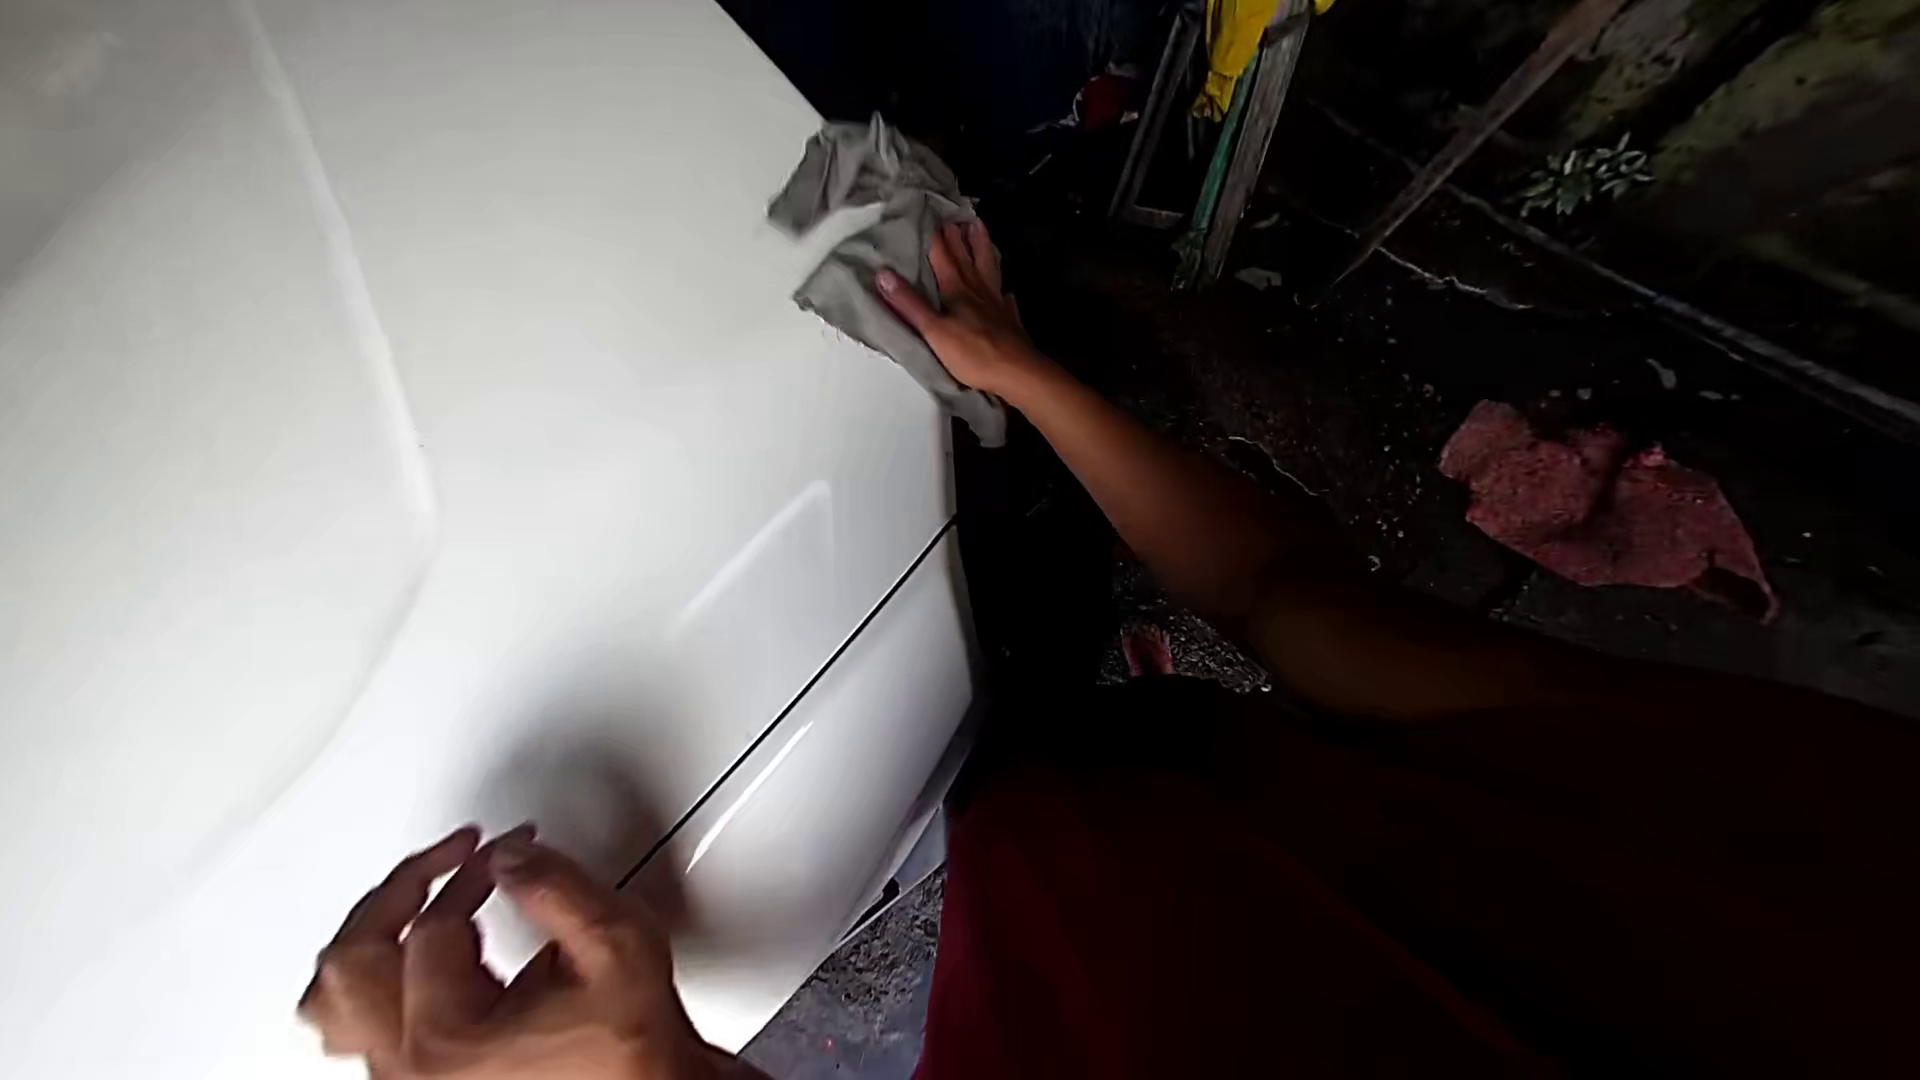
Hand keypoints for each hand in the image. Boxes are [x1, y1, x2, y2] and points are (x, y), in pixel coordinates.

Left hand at [299, 827, 755, 1079]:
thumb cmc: (629, 1034)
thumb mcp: (613, 940)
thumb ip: (559, 888)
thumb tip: (509, 853)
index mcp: (447, 1040)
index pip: (433, 927)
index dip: (475, 869)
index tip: (513, 843)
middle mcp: (407, 1071)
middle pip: (349, 963)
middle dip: (404, 888)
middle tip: (453, 854)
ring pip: (332, 1001)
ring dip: (379, 928)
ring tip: (425, 889)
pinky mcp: (419, 1079)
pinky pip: (357, 1021)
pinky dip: (381, 966)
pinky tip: (424, 942)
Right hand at [875, 221, 1056, 402]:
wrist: (1016, 372)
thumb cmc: (973, 353)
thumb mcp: (934, 331)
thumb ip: (910, 304)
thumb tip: (883, 273)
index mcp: (957, 290)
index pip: (943, 256)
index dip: (935, 235)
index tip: (929, 213)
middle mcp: (978, 291)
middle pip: (966, 257)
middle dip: (958, 236)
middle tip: (955, 214)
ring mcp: (997, 305)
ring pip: (988, 270)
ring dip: (983, 249)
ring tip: (980, 230)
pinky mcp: (1010, 323)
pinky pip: (1007, 302)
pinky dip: (1004, 294)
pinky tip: (1007, 292)